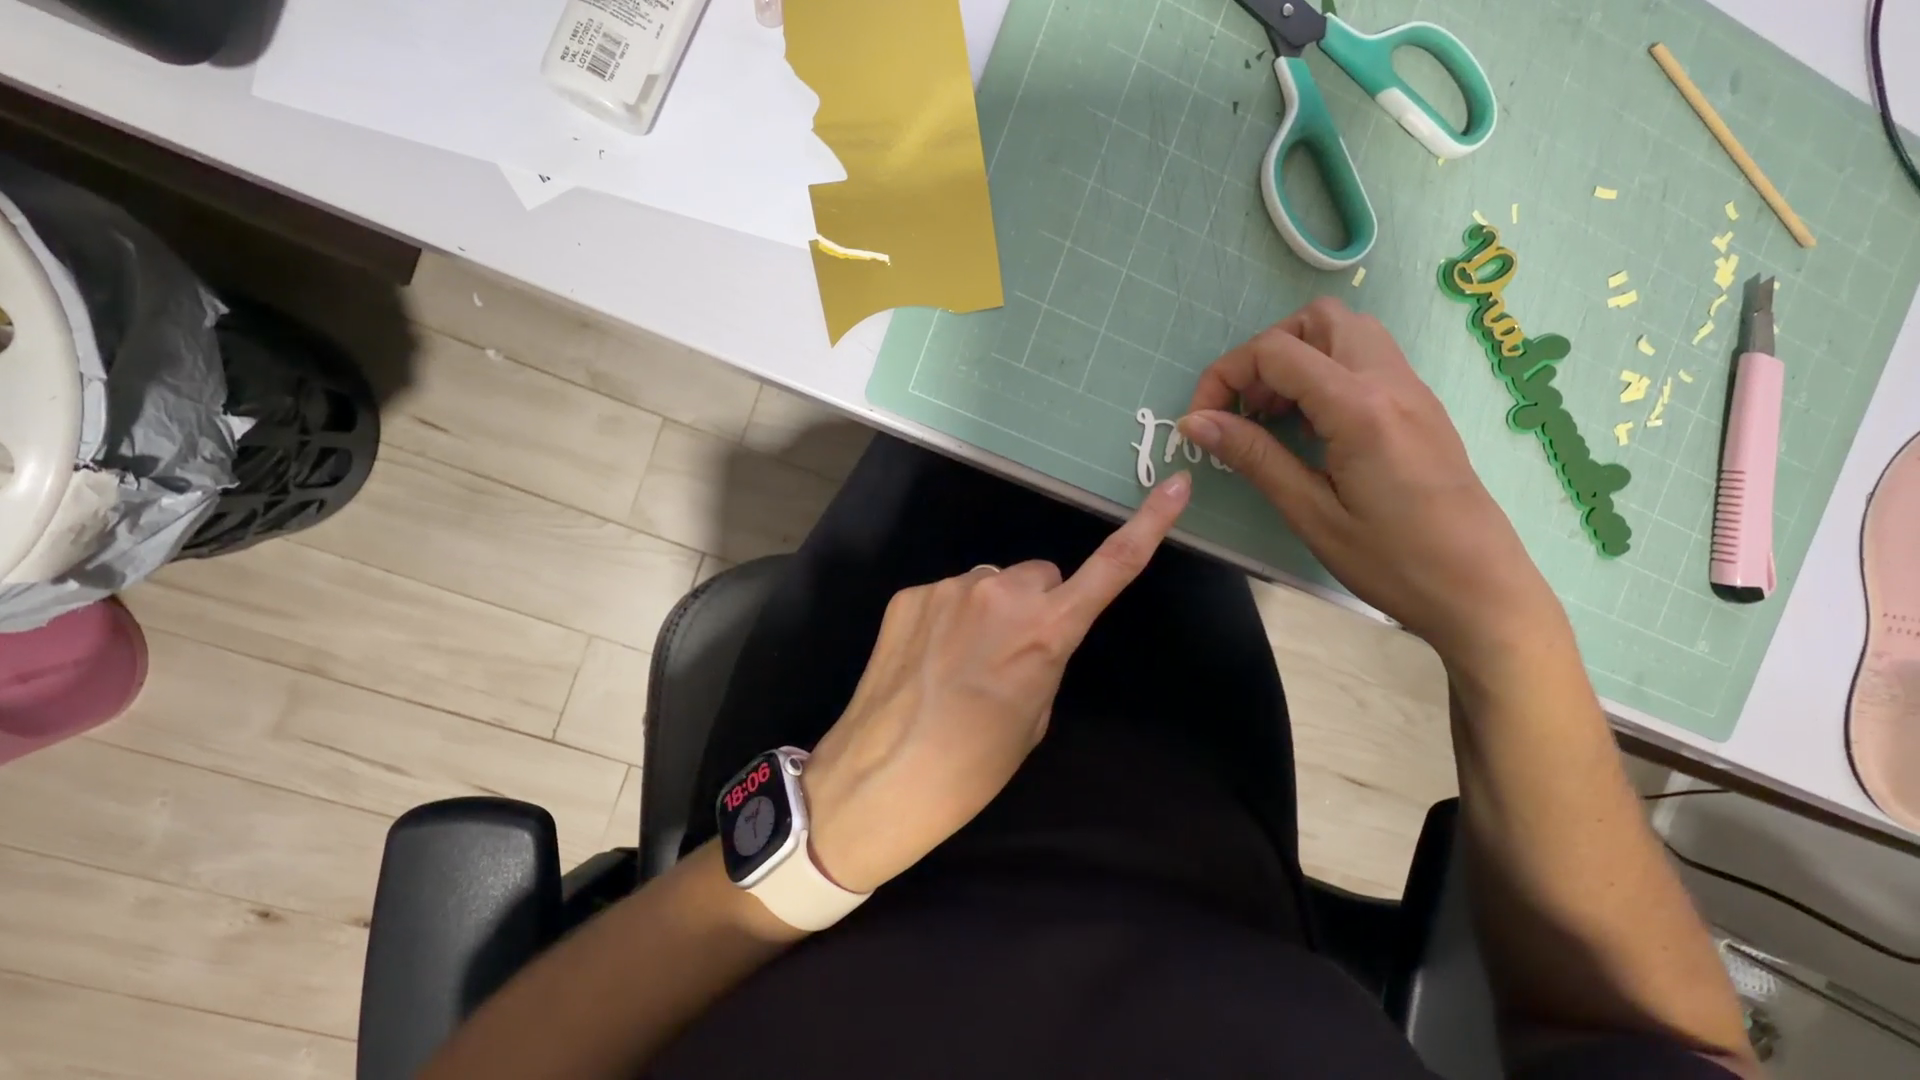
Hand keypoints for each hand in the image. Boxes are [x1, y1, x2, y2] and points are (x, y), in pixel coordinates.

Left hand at [800, 472, 1192, 894]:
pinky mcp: (909, 595)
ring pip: (989, 585)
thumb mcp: (1034, 718)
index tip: (1175, 486)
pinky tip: (926, 663)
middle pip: (1038, 576)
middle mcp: (1001, 591)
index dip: (1147, 525)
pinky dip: (946, 622)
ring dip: (987, 613)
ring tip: (960, 668)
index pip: (1111, 568)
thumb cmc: (973, 766)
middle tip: (1009, 659)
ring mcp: (949, 587)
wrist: (882, 777)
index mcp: (1046, 629)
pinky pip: (947, 597)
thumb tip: (1029, 638)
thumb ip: (1043, 660)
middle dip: (1035, 605)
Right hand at [1176, 297, 1558, 661]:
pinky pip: (1368, 360)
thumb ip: (1255, 457)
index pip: (1275, 352)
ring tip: (1276, 414)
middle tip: (1247, 407)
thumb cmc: (1393, 562)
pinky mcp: (1421, 408)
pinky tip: (1313, 427)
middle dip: (1266, 351)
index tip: (1201, 422)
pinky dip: (1327, 372)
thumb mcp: (1311, 514)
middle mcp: (1389, 381)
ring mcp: (1413, 390)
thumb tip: (1197, 422)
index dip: (1224, 376)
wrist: (1481, 590)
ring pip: (1347, 332)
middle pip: (1317, 319)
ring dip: (1300, 356)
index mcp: (1359, 408)